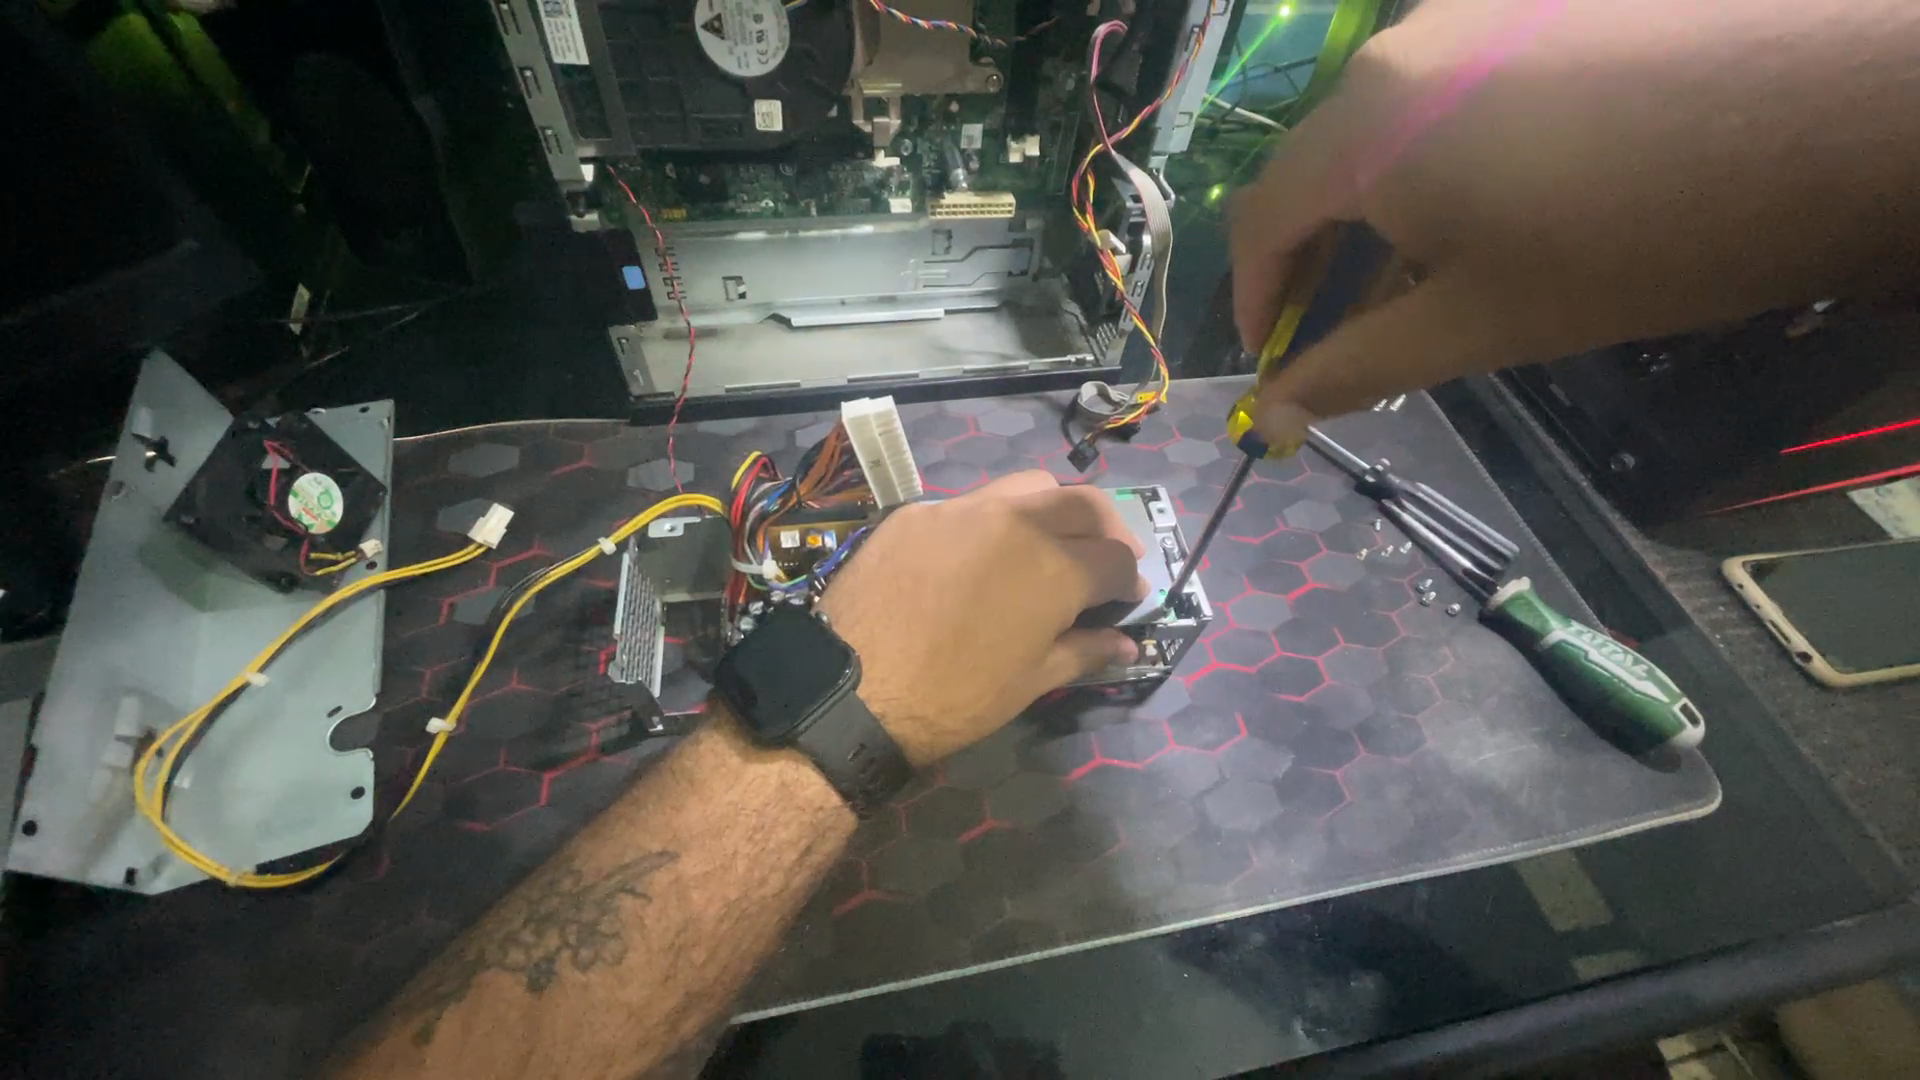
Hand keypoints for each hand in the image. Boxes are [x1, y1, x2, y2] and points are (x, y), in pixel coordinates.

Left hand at [818, 472, 1147, 765]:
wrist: (852, 689)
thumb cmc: (954, 698)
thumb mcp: (1031, 681)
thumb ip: (1086, 651)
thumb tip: (1126, 644)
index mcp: (1055, 567)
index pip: (1117, 557)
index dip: (1129, 580)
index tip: (1124, 597)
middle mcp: (1016, 521)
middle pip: (1083, 502)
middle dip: (1105, 529)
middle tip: (1101, 559)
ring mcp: (962, 508)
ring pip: (1026, 487)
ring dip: (1050, 511)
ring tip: (1043, 546)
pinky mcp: (917, 512)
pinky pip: (968, 505)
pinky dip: (990, 524)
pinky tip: (974, 558)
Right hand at [1232, 0, 1919, 446]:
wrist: (1880, 97)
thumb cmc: (1642, 238)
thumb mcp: (1472, 325)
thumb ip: (1350, 370)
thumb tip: (1273, 422)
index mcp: (1367, 128)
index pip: (1258, 220)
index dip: (1250, 297)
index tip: (1272, 355)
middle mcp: (1401, 46)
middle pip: (1314, 171)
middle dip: (1310, 260)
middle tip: (1335, 325)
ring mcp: (1476, 7)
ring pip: (1378, 130)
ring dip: (1371, 213)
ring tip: (1417, 270)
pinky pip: (1444, 90)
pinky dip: (1430, 160)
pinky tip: (1485, 199)